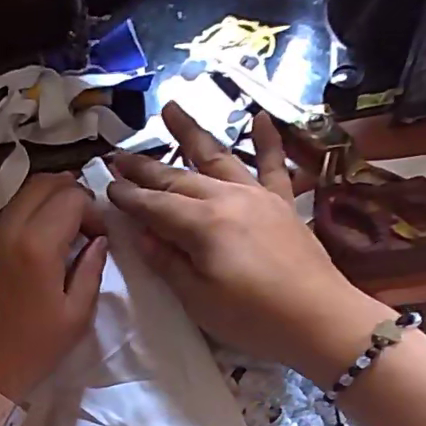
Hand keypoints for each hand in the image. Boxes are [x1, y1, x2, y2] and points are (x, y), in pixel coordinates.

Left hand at [0, 173, 108, 401]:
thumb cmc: (36, 348)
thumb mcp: (77, 314)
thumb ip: (91, 269)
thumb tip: (98, 240)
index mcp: (37, 245)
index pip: (71, 198)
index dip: (93, 210)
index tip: (101, 237)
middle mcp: (10, 229)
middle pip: (44, 183)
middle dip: (72, 193)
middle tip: (88, 224)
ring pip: (24, 193)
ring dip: (51, 199)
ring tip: (70, 229)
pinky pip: (11, 212)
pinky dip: (32, 212)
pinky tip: (46, 240)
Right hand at [106, 103, 393, 383]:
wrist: (317, 318)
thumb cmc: (251, 317)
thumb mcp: (198, 299)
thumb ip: (168, 262)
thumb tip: (142, 234)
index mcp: (202, 225)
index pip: (154, 206)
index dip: (129, 197)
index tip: (107, 186)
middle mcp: (227, 198)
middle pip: (178, 178)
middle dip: (145, 167)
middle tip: (119, 155)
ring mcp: (257, 196)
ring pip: (217, 158)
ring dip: (191, 133)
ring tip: (170, 107)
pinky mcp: (283, 203)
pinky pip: (273, 165)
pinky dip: (266, 140)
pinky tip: (260, 117)